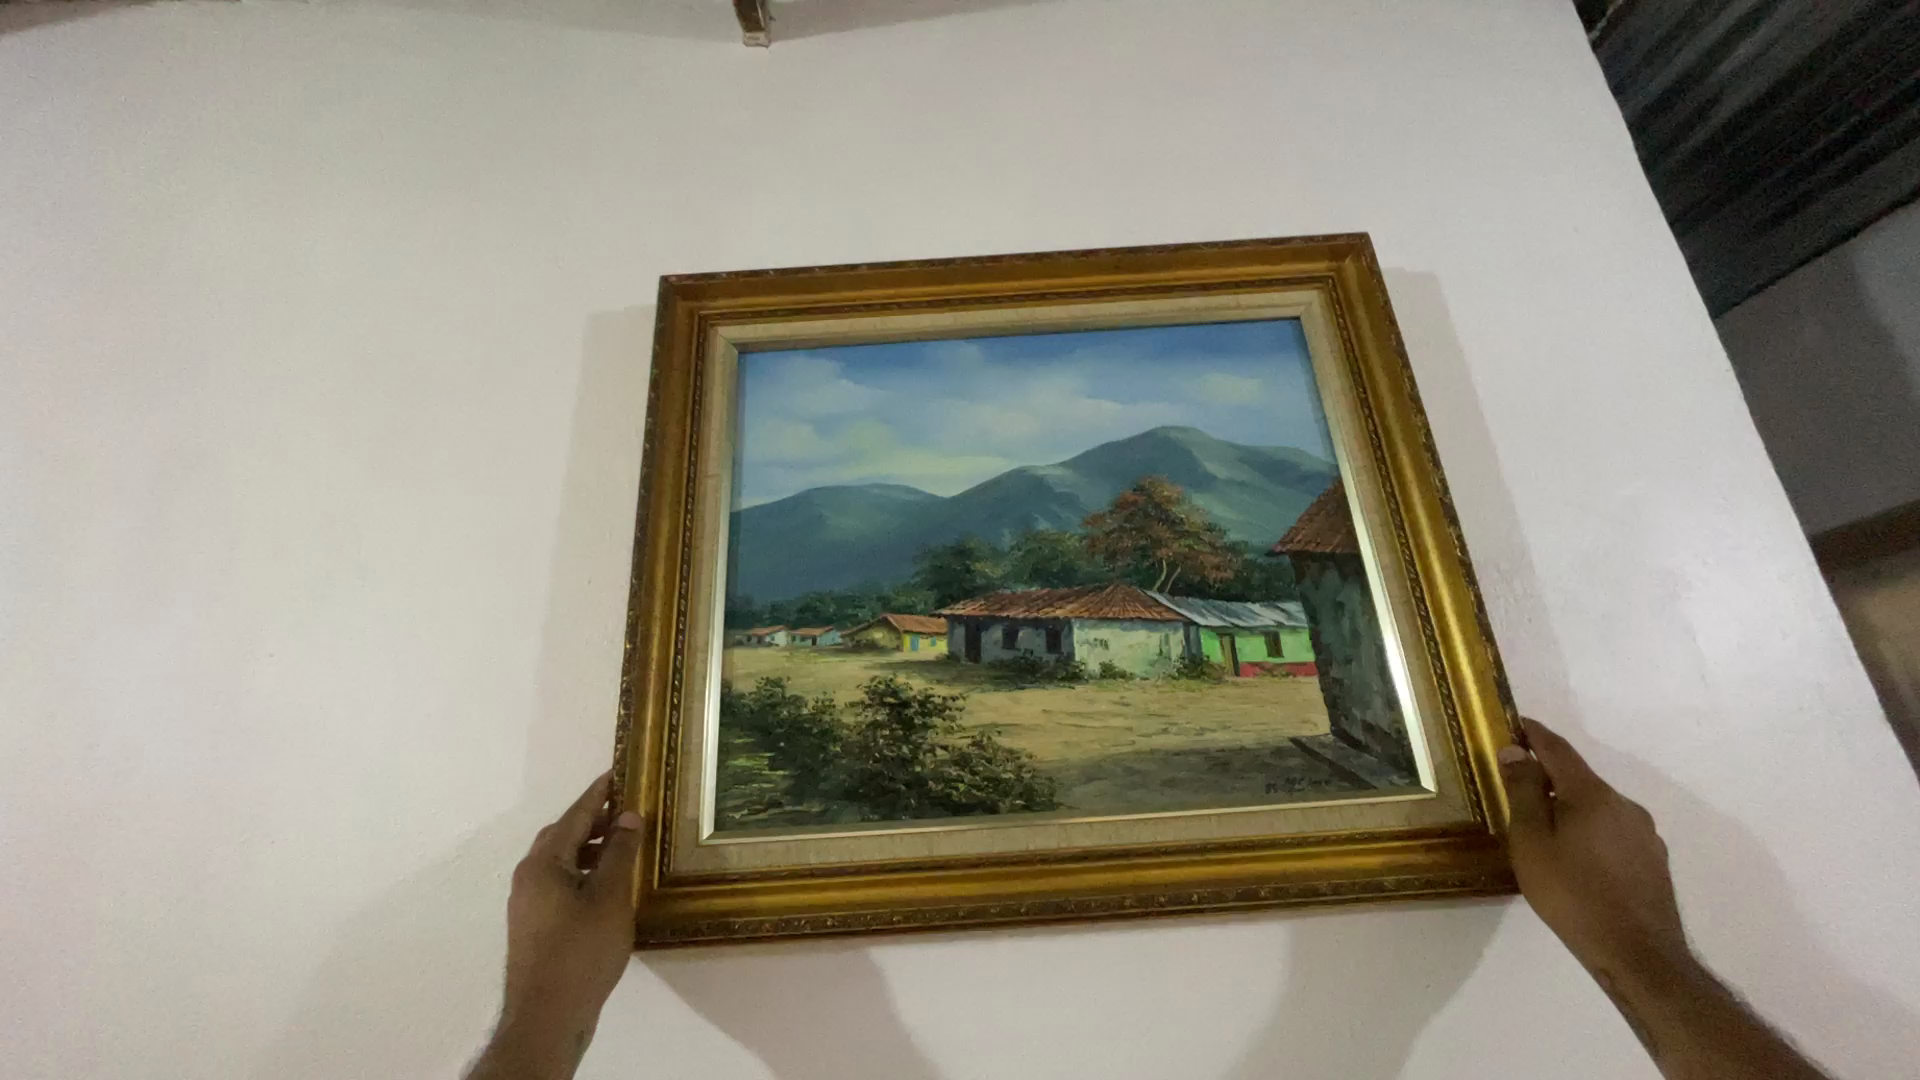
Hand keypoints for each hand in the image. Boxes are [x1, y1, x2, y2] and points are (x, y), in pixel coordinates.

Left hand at [467, 772, 641, 1079]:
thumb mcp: (611, 896)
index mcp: (543, 864)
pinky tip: (610, 885)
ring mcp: (528, 905)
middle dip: (595, 820)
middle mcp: (529, 878)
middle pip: (564, 836)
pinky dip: (585, 872)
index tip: (619, 771)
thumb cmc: (581, 950)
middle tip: (629, 810)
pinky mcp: (535, 927)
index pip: (575, 815)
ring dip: (591, 848)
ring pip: (562, 861)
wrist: (547, 1018)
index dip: (599, 793)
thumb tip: (628, 816)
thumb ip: (620, 852)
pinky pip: (561, 882)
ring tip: (626, 847)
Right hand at [1500, 718, 1687, 981]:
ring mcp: (1644, 836)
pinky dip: (1585, 827)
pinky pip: (1610, 829)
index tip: (1513, 721)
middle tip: (1513, 782)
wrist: (1637, 955)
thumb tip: (1517, 751)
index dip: (1534, 733)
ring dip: (1567, 805)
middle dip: (1547, 774)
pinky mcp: (1652, 861)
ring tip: (1539, 824)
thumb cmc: (1571, 891)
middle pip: (1578, 778)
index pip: (1558, 750)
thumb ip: (1523, 791)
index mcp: (1593, 795)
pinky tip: (1571, 853)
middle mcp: (1625, 807)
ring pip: (1596, 806)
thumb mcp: (1531, 838)